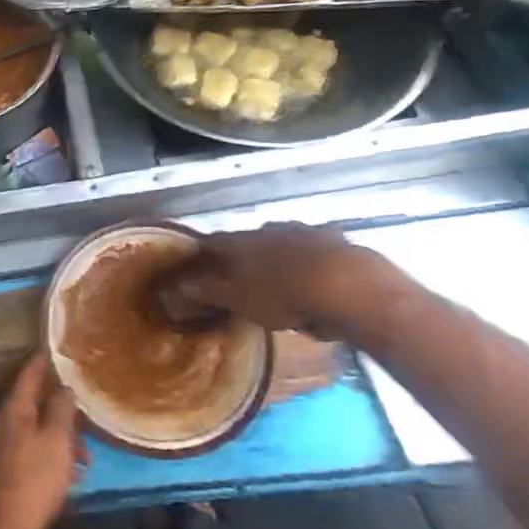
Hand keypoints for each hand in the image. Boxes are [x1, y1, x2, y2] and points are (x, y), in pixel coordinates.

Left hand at [0, 353, 84, 528]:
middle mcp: (7, 421)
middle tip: (84, 406)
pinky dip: (55, 454)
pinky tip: (74, 473)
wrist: (10, 525)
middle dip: (62, 406)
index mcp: (16, 408)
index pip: (29, 374)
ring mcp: (6, 444)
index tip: (56, 348)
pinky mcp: (10, 466)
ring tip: (86, 456)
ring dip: (63, 437)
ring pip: (39, 428)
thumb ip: (62, 408)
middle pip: (36, 402)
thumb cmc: (38, 475)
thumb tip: (64, 387)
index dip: (44, 360)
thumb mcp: (58, 438)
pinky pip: (36, 448)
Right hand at [172, 223, 426, 341]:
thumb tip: (178, 285)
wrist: (349, 287)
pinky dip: (311, 263)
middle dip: (244, 254)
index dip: (203, 251)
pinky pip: (315, 251)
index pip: (213, 241)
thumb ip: (209, 291)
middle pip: (249, 240)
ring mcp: (305, 232)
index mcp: (242, 241)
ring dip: (279, 256)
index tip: (196, 262)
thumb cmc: (283, 295)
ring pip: (283, 242)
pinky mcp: (337, 242)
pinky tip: (317, 280)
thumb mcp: (239, 300)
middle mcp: (270, 229)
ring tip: (280, 281)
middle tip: (241, 277)